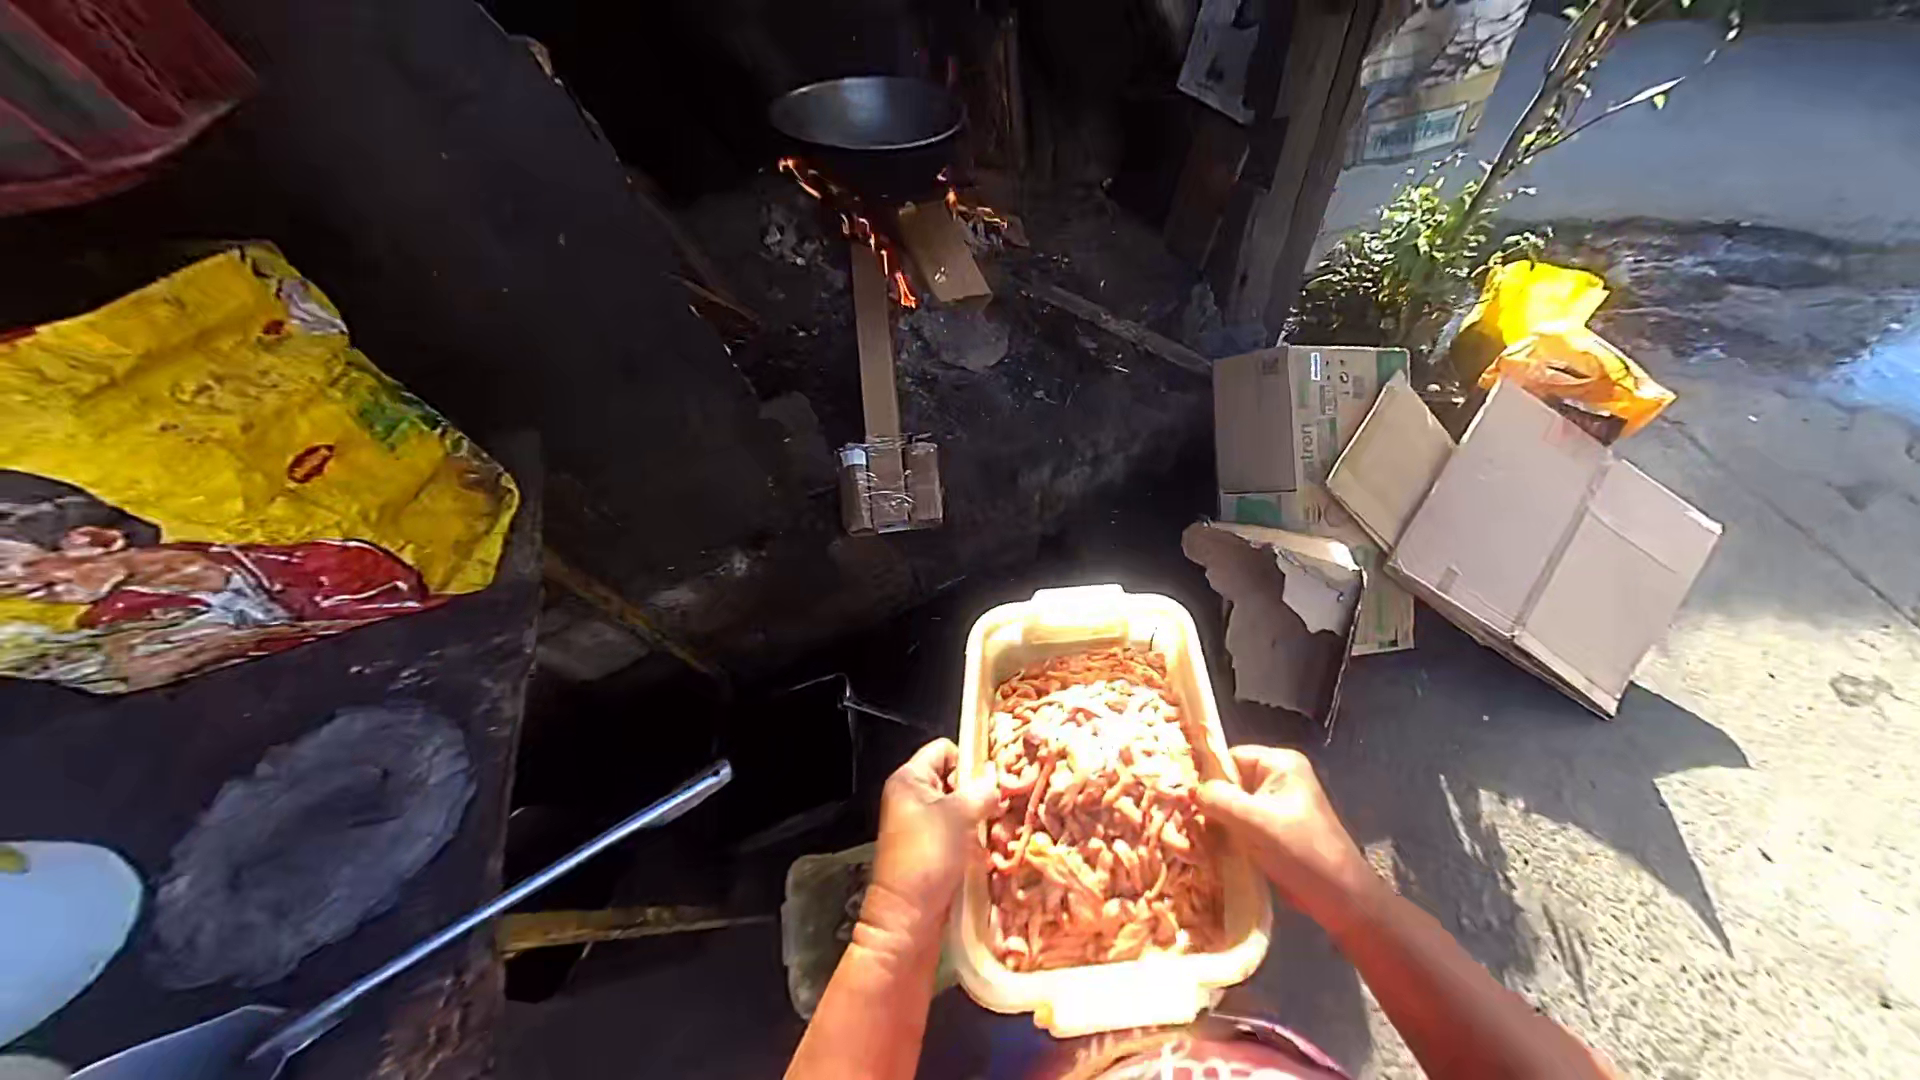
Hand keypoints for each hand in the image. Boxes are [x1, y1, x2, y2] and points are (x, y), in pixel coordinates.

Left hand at [863, 738, 995, 952]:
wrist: (905, 922)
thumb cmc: (927, 858)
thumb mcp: (959, 816)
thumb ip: (981, 791)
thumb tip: (997, 780)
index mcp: (910, 779)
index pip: (944, 749)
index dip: (968, 760)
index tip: (988, 782)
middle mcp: (913, 797)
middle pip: (954, 779)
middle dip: (979, 793)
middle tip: (998, 810)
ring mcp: (921, 826)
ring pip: (960, 809)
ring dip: (980, 820)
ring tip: (996, 834)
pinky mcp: (930, 851)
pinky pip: (958, 834)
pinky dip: (972, 840)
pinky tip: (987, 854)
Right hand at [1197, 746, 1379, 927]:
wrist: (1341, 901)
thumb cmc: (1302, 852)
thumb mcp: (1255, 821)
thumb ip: (1217, 798)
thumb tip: (1187, 790)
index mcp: (1279, 763)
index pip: (1229, 757)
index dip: (1208, 776)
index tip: (1188, 797)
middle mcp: (1277, 777)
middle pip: (1228, 780)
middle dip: (1211, 800)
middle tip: (1193, 819)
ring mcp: (1275, 803)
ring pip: (1230, 803)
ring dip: (1217, 819)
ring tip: (1203, 834)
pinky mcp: (1272, 828)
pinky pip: (1239, 821)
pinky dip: (1227, 832)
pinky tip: (1216, 845)